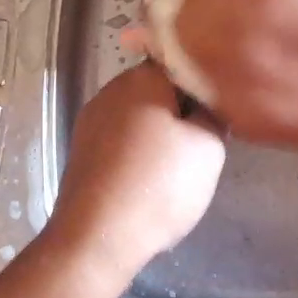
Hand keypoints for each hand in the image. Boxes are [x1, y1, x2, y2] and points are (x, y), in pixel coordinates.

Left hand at [44, 63, 225, 285]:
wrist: (97, 237)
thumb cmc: (159, 185)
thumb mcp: (208, 149)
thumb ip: (213, 115)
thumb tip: (206, 105)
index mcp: (141, 78)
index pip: (179, 60)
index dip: (202, 82)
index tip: (217, 109)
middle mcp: (110, 89)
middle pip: (155, 88)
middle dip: (179, 109)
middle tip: (202, 141)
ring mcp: (90, 119)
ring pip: (136, 114)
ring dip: (157, 132)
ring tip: (176, 166)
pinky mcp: (81, 149)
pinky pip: (118, 138)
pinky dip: (135, 151)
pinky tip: (147, 180)